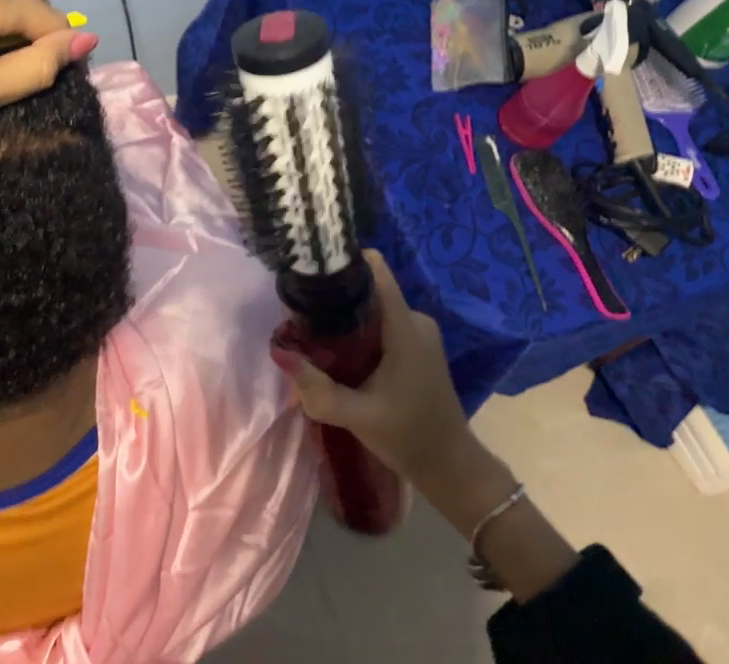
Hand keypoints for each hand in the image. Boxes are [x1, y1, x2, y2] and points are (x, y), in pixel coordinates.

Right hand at [271, 252, 476, 480]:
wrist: (450, 466)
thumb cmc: (408, 436)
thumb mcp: (356, 415)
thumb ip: (316, 387)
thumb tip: (278, 352)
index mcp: (405, 326)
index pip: (375, 270)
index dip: (343, 261)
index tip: (309, 267)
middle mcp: (415, 319)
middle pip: (368, 289)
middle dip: (334, 298)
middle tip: (298, 314)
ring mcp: (419, 332)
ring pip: (373, 308)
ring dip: (343, 317)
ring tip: (310, 332)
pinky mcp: (417, 346)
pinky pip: (382, 323)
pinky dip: (358, 332)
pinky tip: (336, 352)